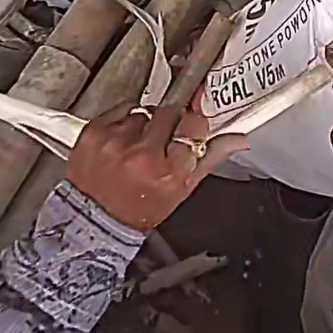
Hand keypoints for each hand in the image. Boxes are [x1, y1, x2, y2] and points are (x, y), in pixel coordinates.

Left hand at [65, 100, 247, 230]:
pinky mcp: (94, 132)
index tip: (192, 121)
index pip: (194, 125)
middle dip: (170, 121)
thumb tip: (238, 139)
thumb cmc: (140, 209)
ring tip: (138, 145)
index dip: (195, 121)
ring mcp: (115, 141)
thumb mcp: (181, 190)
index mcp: (168, 172)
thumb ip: (210, 158)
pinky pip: (120, 110)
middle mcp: (142, 154)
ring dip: (145, 123)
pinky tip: (121, 142)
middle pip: (169, 112)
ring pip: (144, 111)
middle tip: (163, 137)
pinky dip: (124, 121)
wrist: (94, 222)